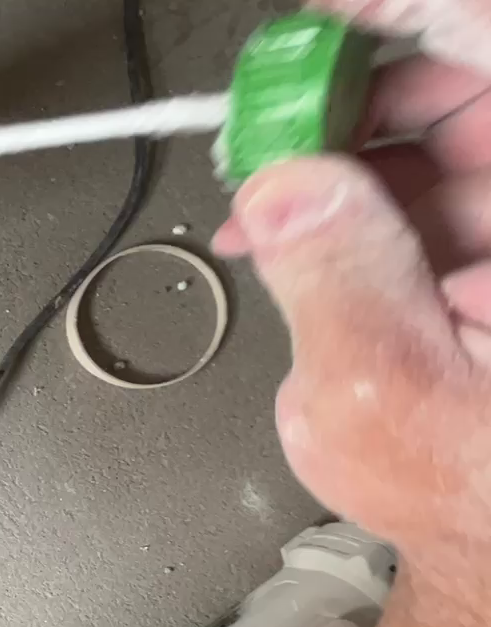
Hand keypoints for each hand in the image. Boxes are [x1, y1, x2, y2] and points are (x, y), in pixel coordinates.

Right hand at [213, 4, 490, 573]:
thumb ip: (335, 275)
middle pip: (480, 78)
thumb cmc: (470, 480)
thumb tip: (284, 184)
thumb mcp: (377, 385)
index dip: (413, 14)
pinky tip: (283, 223)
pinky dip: (340, 190)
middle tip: (266, 124)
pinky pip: (423, 175)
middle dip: (361, 89)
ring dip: (335, 149)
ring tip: (258, 198)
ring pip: (447, 121)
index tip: (323, 12)